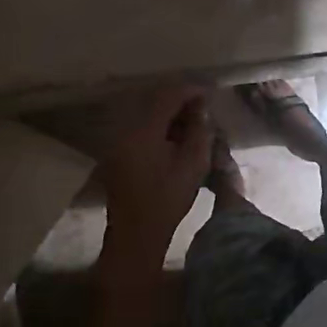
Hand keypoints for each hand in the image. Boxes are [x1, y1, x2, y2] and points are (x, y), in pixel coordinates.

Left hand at [90, 85, 213, 260]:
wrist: (136, 235)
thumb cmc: (167, 199)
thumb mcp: (193, 163)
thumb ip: (199, 130)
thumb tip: (202, 108)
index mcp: (143, 131)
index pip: (168, 96)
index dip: (190, 91)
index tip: (209, 94)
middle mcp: (126, 130)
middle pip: (155, 102)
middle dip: (180, 102)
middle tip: (203, 110)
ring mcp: (118, 142)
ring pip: (147, 115)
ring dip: (170, 115)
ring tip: (193, 125)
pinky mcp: (118, 153)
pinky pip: (140, 129)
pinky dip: (159, 128)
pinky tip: (175, 140)